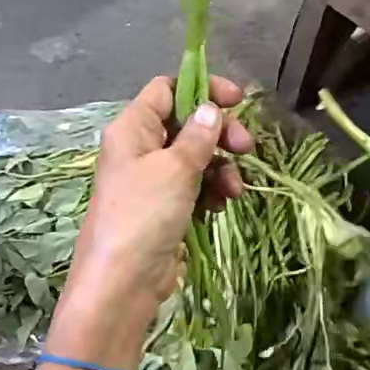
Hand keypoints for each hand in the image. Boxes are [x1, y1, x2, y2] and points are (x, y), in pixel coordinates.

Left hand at [50, 76, 252, 369]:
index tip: (237, 100)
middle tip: (247, 148)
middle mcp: (139, 149)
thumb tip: (210, 109)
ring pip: (195, 158)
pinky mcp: (164, 209)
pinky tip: (221, 206)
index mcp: (132, 129)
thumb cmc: (144, 215)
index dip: (201, 88)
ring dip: (220, 169)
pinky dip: (210, 192)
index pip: (166, 89)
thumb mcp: (175, 168)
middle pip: (186, 124)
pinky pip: (193, 187)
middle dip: (219, 134)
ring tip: (232, 191)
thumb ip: (197, 135)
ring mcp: (152, 181)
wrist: (123, 282)